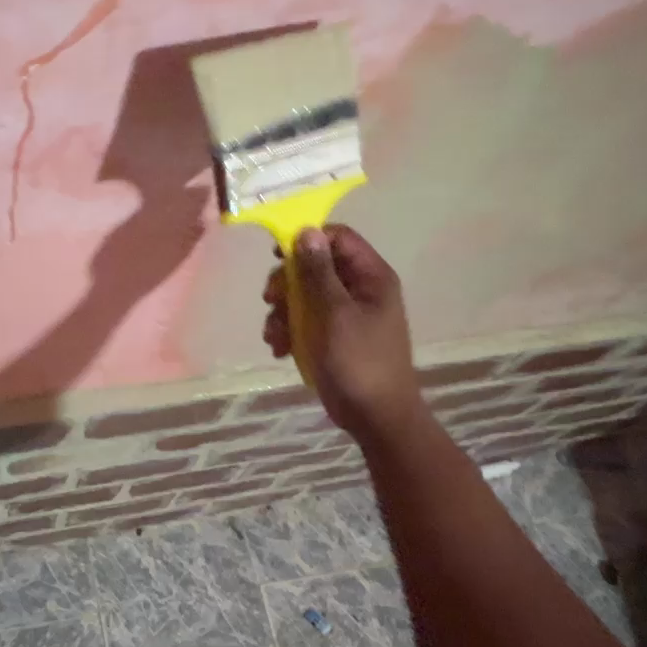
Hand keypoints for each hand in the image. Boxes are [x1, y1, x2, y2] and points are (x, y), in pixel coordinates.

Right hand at [263, 225, 421, 440]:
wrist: (375, 416)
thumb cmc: (360, 361)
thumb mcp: (335, 313)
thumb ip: (318, 272)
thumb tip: (306, 231)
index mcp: (371, 277)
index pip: (338, 239)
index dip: (308, 241)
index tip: (278, 257)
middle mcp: (359, 290)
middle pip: (315, 266)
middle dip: (288, 284)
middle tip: (270, 300)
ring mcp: (345, 315)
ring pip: (305, 296)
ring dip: (283, 313)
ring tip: (274, 336)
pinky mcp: (332, 338)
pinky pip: (305, 322)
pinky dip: (289, 332)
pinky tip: (280, 350)